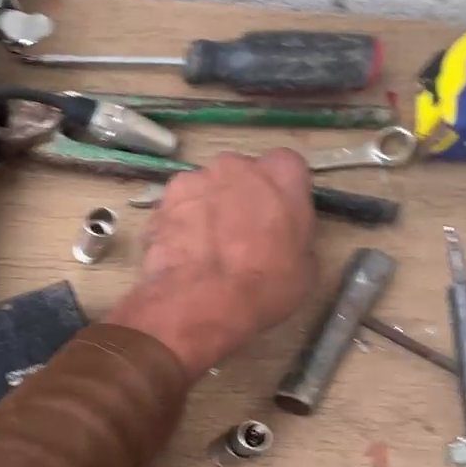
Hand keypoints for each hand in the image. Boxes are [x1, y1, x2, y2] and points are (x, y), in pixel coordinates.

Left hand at [106, 150, 315, 378]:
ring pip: (200, 191)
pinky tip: (177, 256)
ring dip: (201, 212)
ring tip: (200, 251)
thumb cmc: (265, 285)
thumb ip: (294, 236)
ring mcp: (194, 180)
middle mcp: (237, 165)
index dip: (273, 197)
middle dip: (234, 200)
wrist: (204, 301)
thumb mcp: (304, 265)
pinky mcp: (161, 203)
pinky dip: (174, 228)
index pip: (282, 169)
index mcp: (283, 172)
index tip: (269, 220)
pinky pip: (171, 212)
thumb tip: (281, 241)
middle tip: (232, 237)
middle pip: (236, 176)